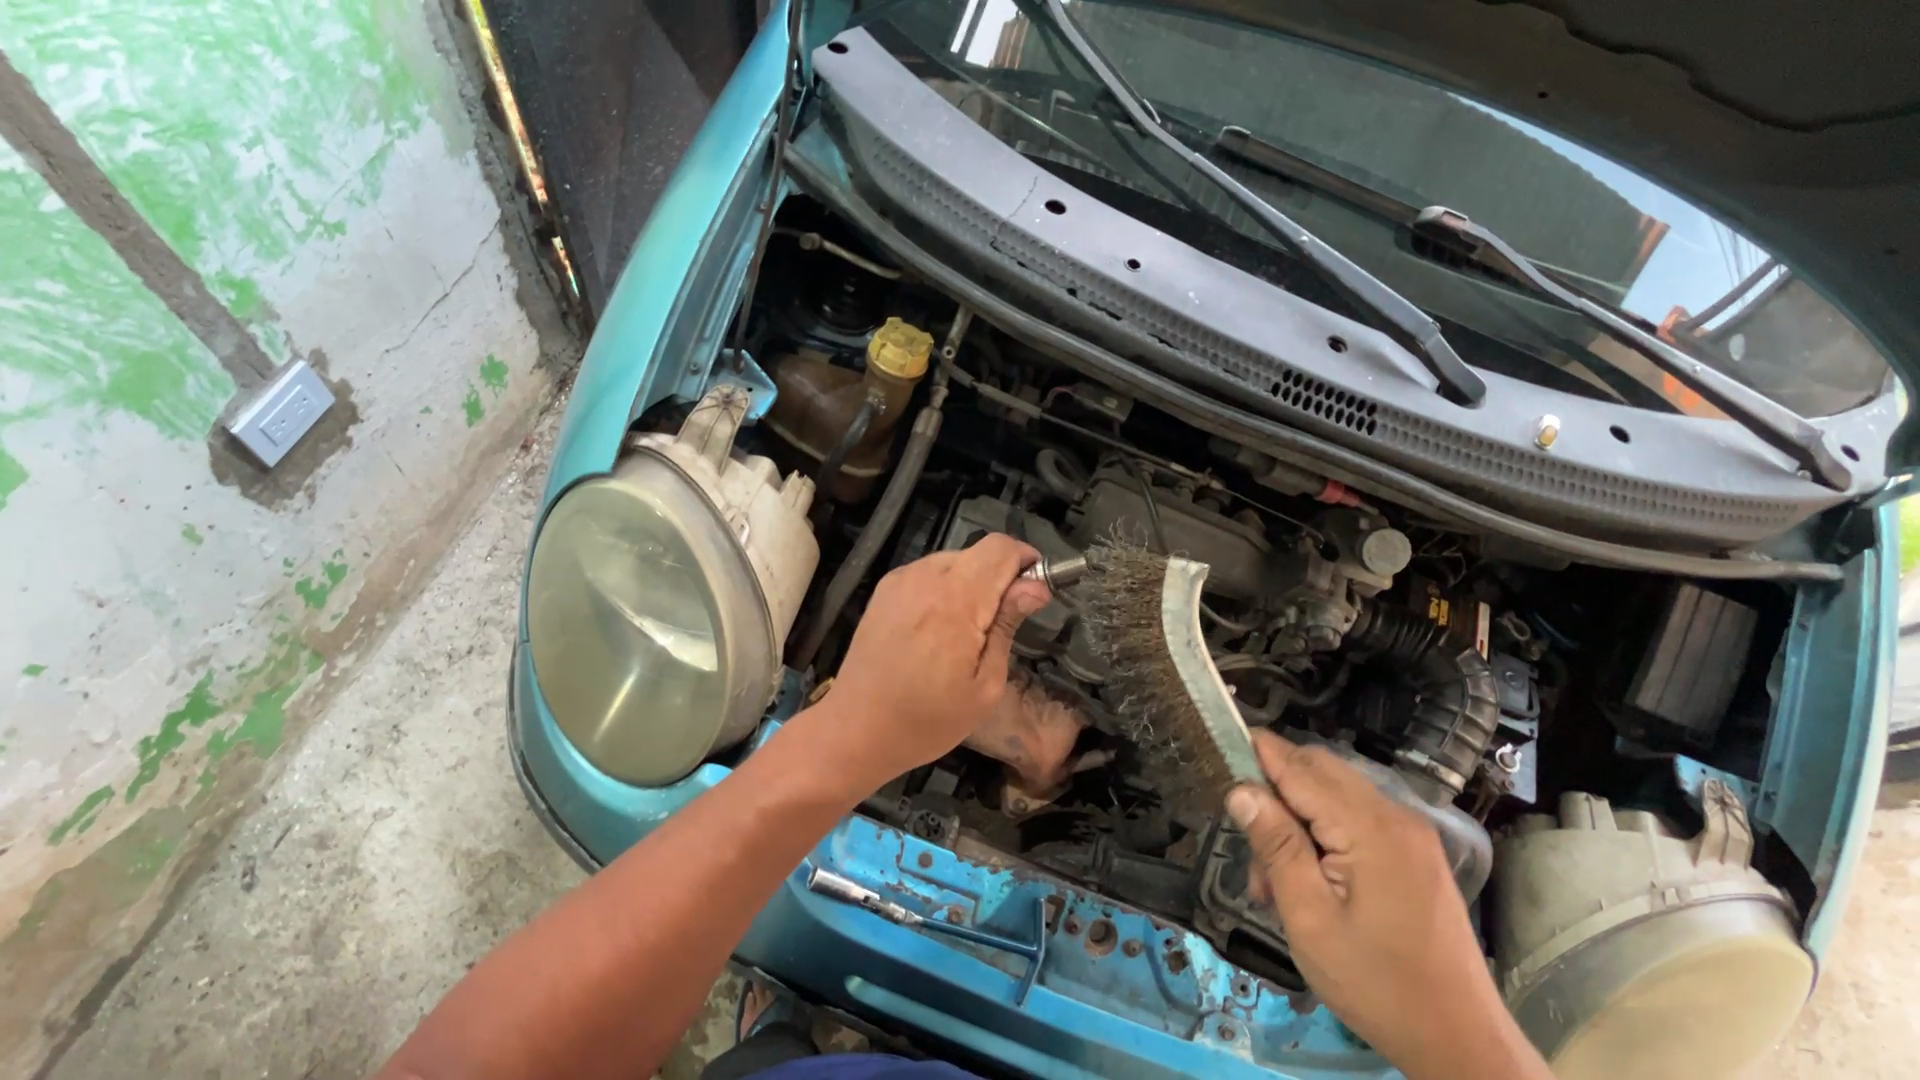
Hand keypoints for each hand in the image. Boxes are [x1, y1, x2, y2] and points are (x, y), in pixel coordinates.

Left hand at [801, 534, 1050, 790]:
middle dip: (1000, 577)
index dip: (1026, 560)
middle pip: (979, 552)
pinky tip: (938, 630)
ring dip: (972, 584)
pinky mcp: (884, 591)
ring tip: (967, 634)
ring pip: (953, 561)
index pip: (1001, 548)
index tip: (1034, 591)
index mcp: (956, 601)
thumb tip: (1036, 587)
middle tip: (1001, 625)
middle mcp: (926, 578)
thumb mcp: (985, 685)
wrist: (856, 730)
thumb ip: (1008, 626)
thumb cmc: (928, 720)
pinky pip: (928, 574)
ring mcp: (900, 581)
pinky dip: (944, 590)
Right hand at [1226, 732, 1551, 1079]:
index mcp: (1369, 827)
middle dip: (1274, 792)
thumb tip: (1241, 790)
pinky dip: (1323, 834)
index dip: (1258, 753)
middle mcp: (1394, 816)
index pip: (1300, 767)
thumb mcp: (1309, 918)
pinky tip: (1307, 880)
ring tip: (1272, 881)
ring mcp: (1409, 834)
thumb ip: (1276, 846)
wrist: (1459, 1040)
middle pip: (1320, 770)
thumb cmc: (1376, 984)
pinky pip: (1357, 820)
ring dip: (1296, 818)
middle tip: (1247, 843)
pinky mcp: (1414, 854)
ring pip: (1335, 795)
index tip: (1217, 745)